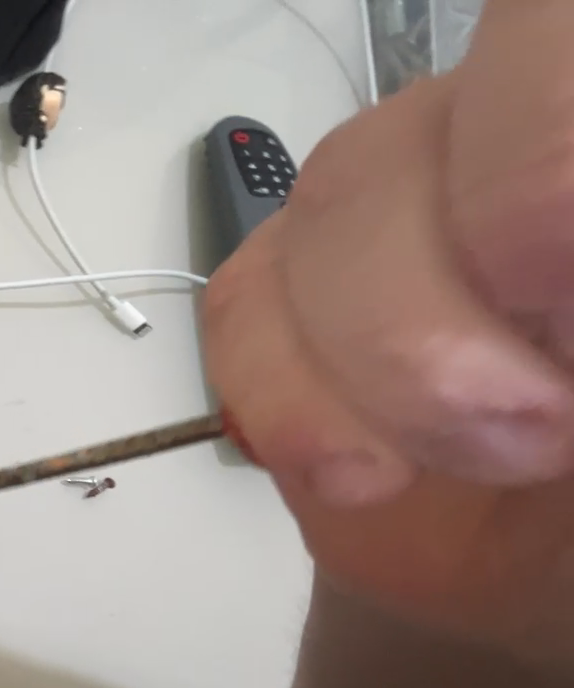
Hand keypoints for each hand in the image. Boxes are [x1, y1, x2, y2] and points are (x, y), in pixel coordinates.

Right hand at [204, 0, 573, 662]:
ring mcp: (363, 212)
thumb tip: (514, 285)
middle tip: (529, 432)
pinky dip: (285, 407)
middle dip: (434, 314)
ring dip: (371, 373)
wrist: (521, 546)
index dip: (527, 166)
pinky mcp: (272, 293)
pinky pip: (236, 317)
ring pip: (309, 232)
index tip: (555, 312)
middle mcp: (487, 129)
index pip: (545, 29)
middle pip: (393, 153)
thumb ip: (566, 307)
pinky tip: (359, 472)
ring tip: (468, 462)